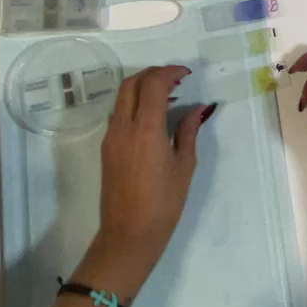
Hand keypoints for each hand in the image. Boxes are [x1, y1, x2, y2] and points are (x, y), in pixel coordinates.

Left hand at [77, 66, 214, 295]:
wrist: (128, 235)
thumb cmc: (164, 203)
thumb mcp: (184, 166)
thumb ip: (188, 132)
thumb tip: (198, 109)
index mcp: (146, 129)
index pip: (153, 84)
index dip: (170, 72)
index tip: (187, 75)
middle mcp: (124, 126)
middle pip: (132, 83)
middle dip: (154, 74)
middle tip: (176, 79)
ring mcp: (112, 136)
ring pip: (122, 96)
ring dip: (143, 87)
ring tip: (168, 96)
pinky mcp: (108, 147)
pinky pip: (120, 113)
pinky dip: (136, 104)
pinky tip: (154, 117)